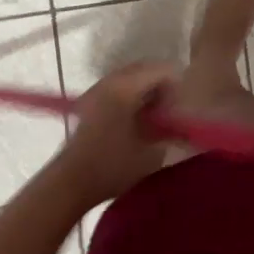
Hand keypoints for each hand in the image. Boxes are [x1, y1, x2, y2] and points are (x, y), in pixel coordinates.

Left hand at [51, 62, 178, 207]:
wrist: (69, 183)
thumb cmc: (111, 169)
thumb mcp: (151, 154)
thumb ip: (172, 134)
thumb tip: (184, 125)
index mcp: (126, 88)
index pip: (162, 71)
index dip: (177, 88)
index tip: (180, 113)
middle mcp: (111, 80)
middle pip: (146, 69)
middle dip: (163, 87)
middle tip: (170, 114)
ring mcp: (98, 89)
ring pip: (132, 77)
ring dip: (147, 91)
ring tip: (155, 120)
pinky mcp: (90, 101)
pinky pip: (119, 86)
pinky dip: (133, 96)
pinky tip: (136, 123)